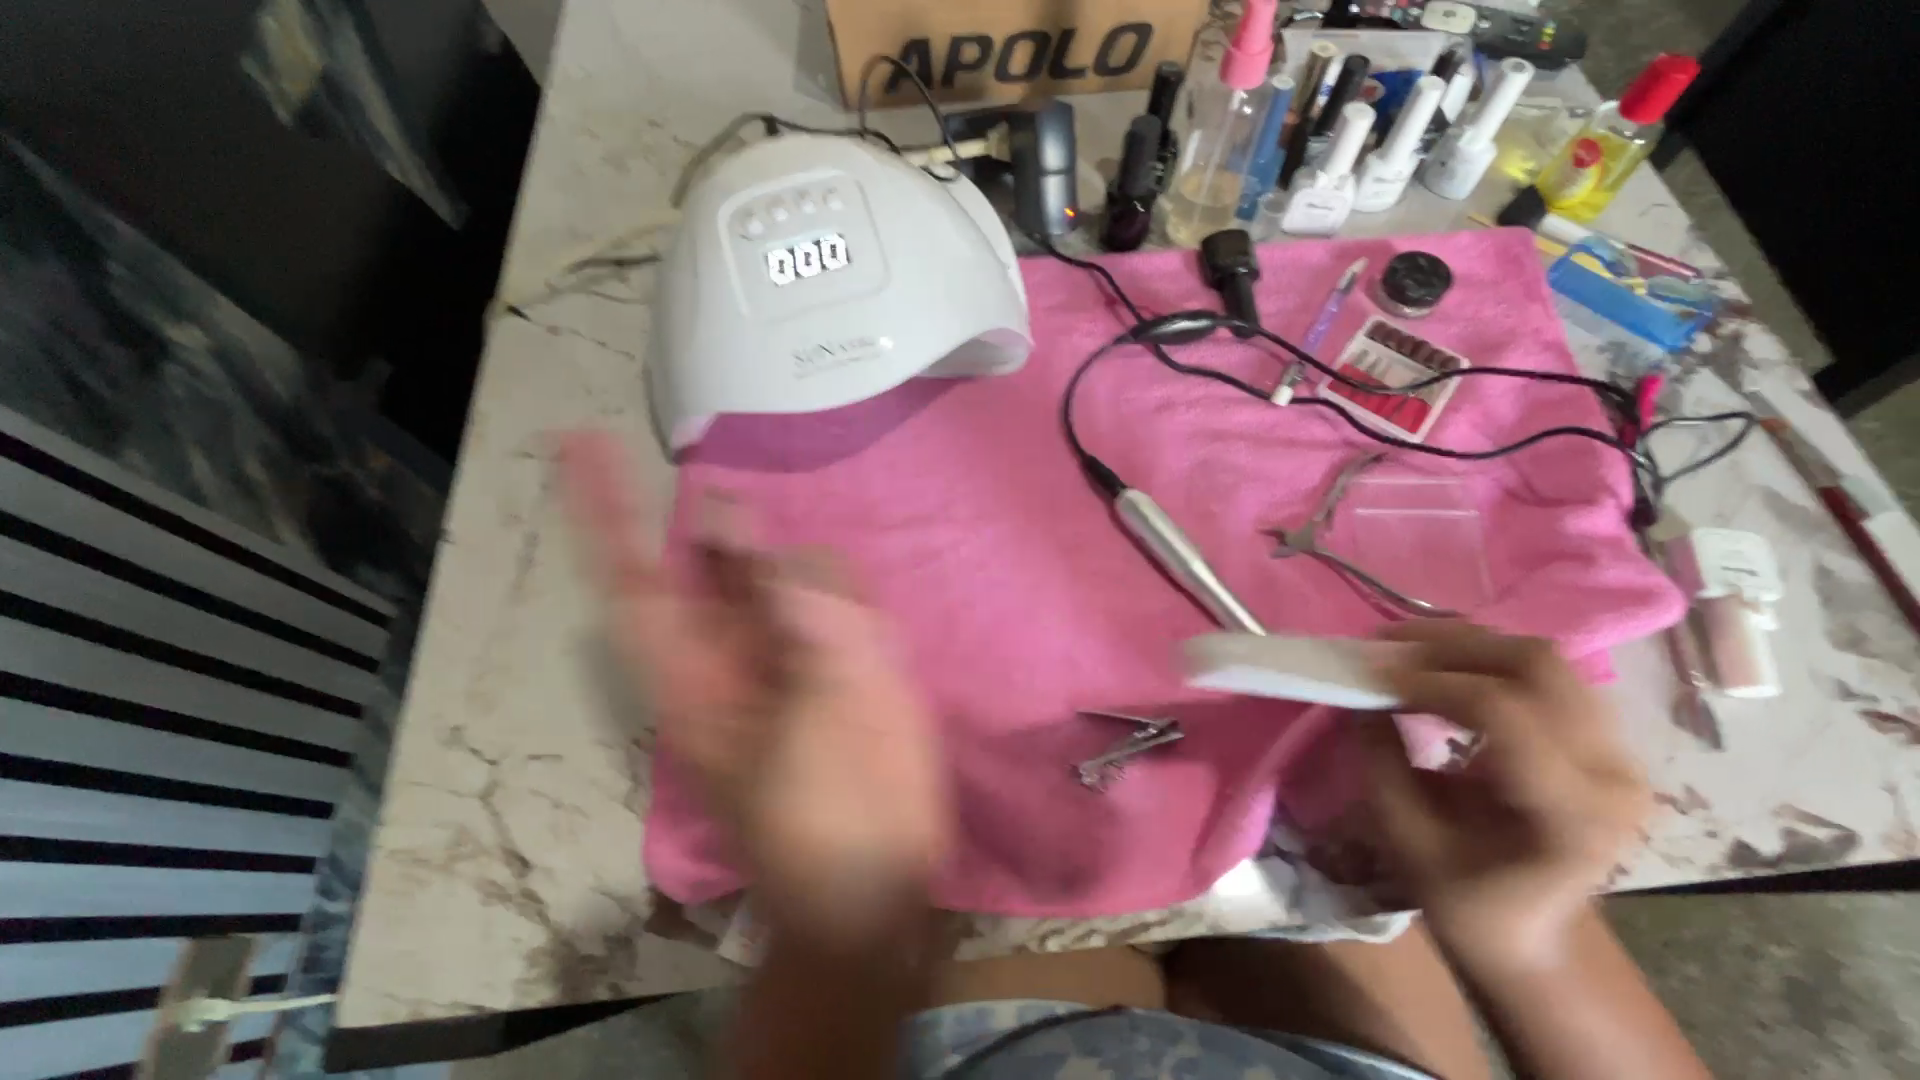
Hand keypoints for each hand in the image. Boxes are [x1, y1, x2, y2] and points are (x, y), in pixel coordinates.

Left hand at [555, 432, 949, 943]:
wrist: (879, 882)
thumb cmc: (816, 829)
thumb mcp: (797, 738)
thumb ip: (792, 639)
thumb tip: (771, 549)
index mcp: (694, 676)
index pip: (638, 583)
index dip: (607, 514)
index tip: (580, 445)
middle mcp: (739, 650)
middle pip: (718, 562)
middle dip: (722, 528)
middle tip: (723, 480)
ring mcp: (799, 651)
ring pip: (786, 569)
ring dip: (797, 565)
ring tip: (817, 599)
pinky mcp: (855, 657)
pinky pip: (846, 597)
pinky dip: (852, 593)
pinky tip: (864, 621)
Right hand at [1359, 621, 1650, 970]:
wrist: (1529, 937)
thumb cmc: (1464, 900)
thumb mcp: (1407, 840)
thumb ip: (1383, 762)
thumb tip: (1361, 694)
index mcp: (1569, 815)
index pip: (1504, 712)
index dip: (1432, 682)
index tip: (1372, 673)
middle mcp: (1611, 774)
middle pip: (1538, 666)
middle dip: (1453, 646)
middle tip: (1387, 646)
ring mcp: (1619, 754)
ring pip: (1545, 658)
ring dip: (1469, 644)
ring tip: (1408, 647)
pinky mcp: (1606, 741)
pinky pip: (1547, 673)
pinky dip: (1488, 658)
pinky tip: (1443, 665)